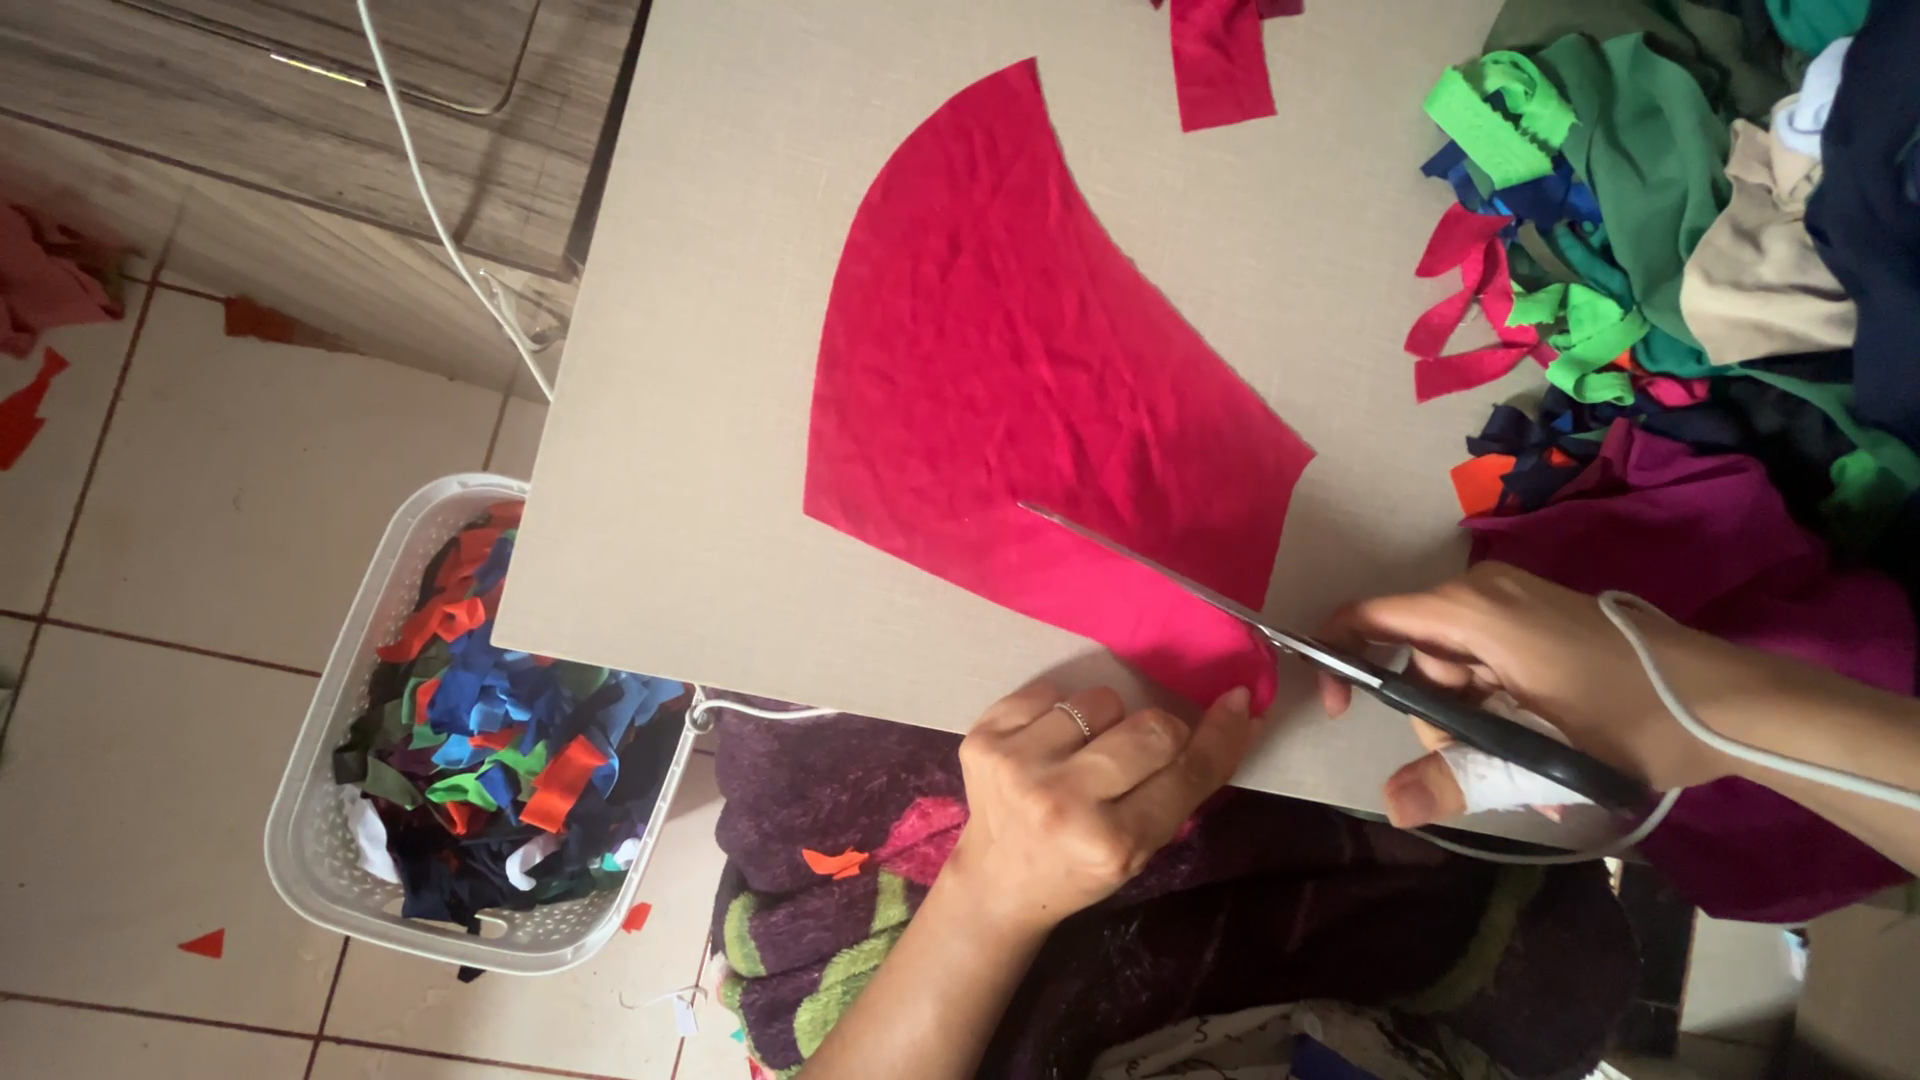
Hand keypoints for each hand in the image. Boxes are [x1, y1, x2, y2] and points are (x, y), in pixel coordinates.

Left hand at [942, 681, 1259, 938]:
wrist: (997, 881)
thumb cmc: (1078, 868)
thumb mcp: (1140, 849)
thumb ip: (1182, 788)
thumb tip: (1237, 715)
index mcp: (1111, 843)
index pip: (1187, 772)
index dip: (1221, 735)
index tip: (1238, 703)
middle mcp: (1062, 801)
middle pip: (1150, 727)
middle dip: (1159, 732)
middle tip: (1140, 753)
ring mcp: (1016, 766)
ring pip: (1099, 700)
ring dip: (1103, 721)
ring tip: (1081, 756)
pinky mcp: (983, 739)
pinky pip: (1049, 691)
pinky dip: (1057, 712)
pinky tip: (1044, 746)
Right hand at [1314, 562, 1756, 827]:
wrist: (1742, 705)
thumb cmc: (1634, 720)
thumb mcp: (1540, 757)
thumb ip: (1456, 778)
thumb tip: (1389, 808)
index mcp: (1469, 609)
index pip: (1367, 617)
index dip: (1336, 657)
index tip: (1337, 708)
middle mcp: (1481, 592)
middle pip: (1414, 656)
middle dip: (1435, 715)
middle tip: (1479, 761)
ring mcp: (1511, 602)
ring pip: (1451, 666)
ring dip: (1471, 718)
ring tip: (1523, 763)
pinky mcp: (1535, 617)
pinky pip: (1483, 659)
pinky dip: (1494, 703)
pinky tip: (1535, 738)